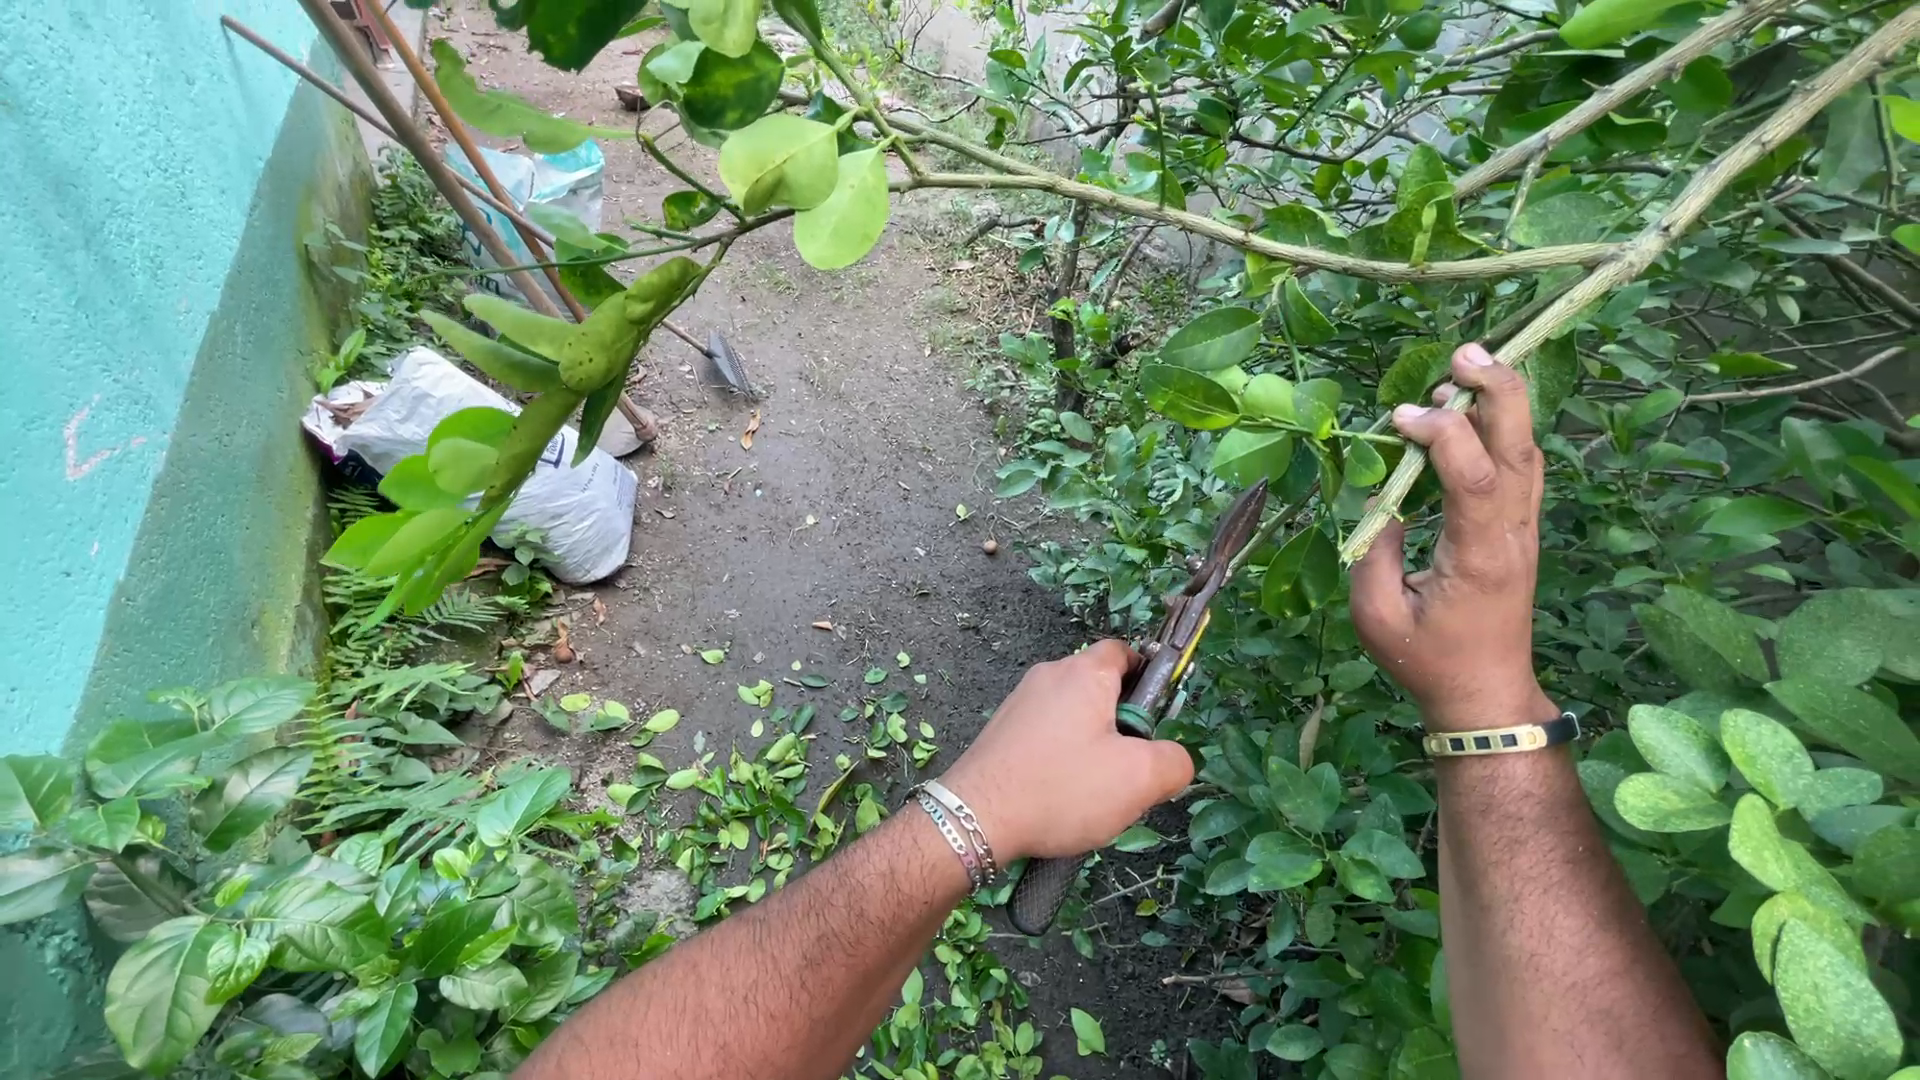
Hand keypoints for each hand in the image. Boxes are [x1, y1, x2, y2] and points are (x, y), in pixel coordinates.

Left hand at [939, 640, 1194, 860]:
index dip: (1148, 678)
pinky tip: (1059, 795)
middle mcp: (1049, 674)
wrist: (977, 815)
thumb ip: (1174, 761)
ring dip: (1091, 744)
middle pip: (1099, 686)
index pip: (1125, 651)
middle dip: (1120, 722)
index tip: (1154, 719)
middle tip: (1128, 767)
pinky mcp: (1002, 728)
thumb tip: (1173, 757)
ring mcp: (1020, 700)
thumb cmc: (1063, 788)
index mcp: (1084, 673)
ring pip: (1073, 713)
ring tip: (1093, 790)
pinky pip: (1046, 733)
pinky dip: (1060, 756)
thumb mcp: (1140, 779)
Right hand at [1350, 343, 1554, 732]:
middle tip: (1465, 351)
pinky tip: (1482, 410)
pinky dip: (1506, 430)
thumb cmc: (1426, 659)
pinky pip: (1522, 469)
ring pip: (1528, 453)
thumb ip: (1376, 551)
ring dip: (1505, 404)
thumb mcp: (1377, 615)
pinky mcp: (1520, 533)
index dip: (1441, 436)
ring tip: (1470, 365)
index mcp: (1478, 555)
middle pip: (1519, 449)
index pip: (1472, 477)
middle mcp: (1513, 535)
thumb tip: (1384, 501)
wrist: (1485, 693)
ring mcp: (1524, 532)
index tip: (1399, 417)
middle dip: (1497, 392)